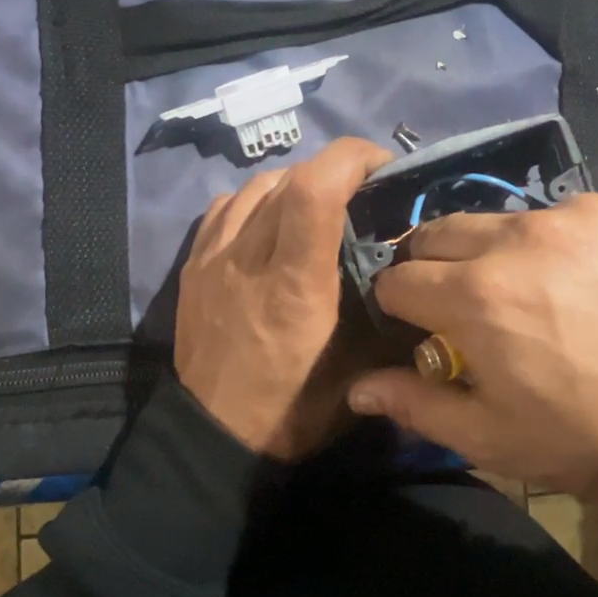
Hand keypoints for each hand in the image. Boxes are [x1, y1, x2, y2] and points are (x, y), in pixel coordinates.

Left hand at [174, 137, 393, 459]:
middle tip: (358, 193)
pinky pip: (224, 208)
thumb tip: (406, 266)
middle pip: (288, 178)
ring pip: (254, 187)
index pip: (314, 188)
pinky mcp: (192, 267)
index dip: (351, 159)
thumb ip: (382, 310)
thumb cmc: (293, 409)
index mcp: (294, 285)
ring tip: (315, 207)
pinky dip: (254, 202)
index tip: (380, 168)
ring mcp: (212, 259)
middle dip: (331, 171)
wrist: (214, 437)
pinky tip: (269, 224)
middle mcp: (248, 259)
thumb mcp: (357, 369)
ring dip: (293, 184)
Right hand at [345, 190, 597, 502]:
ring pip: (507, 222)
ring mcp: (579, 212)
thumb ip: (416, 404)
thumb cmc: (593, 438)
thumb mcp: (494, 438)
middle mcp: (519, 237)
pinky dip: (566, 242)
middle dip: (437, 266)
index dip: (399, 306)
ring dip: (503, 253)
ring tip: (543, 293)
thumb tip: (357, 386)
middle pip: (441, 233)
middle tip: (470, 306)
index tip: (420, 327)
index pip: (398, 277)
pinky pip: (572, 214)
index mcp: (476, 295)